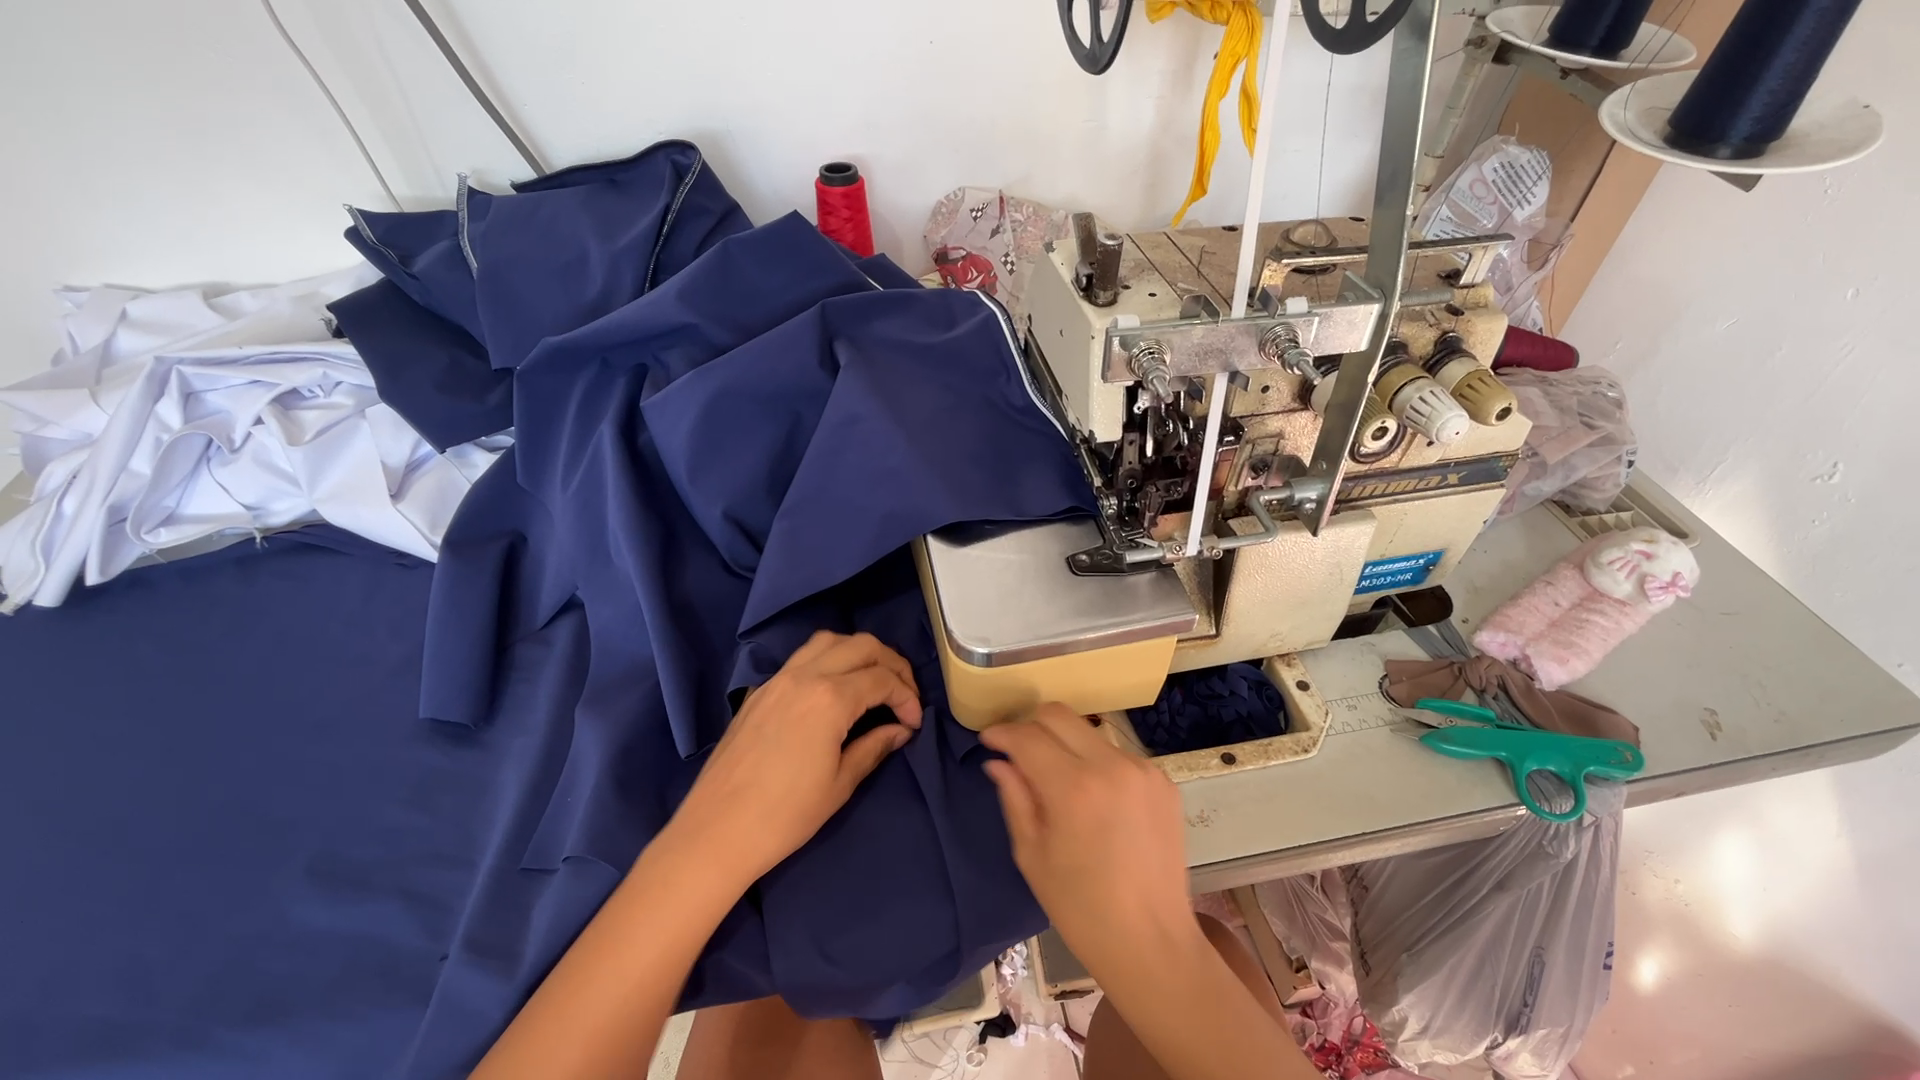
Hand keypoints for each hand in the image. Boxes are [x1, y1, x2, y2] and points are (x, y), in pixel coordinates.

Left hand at [666, 632, 923, 885]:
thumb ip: (874, 747)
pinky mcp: (759, 692)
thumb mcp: (840, 785)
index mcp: (829, 698)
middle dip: (891, 663)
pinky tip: (834, 690)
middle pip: (860, 645)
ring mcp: (777, 680)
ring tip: (872, 681)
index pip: (882, 679)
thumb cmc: (785, 816)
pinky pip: (801, 658)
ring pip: (827, 641)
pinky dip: (828, 660)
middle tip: (904, 693)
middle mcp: (804, 676)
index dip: (907, 697)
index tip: (914, 723)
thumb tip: (900, 729)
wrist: (717, 831)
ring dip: (858, 653)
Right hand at [980, 705, 1197, 966]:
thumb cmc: (1080, 907)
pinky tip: (1093, 799)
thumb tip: (998, 762)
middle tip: (1017, 752)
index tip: (988, 741)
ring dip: (1065, 745)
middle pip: (1060, 715)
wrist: (1150, 940)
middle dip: (1031, 726)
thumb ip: (1014, 797)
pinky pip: (1118, 755)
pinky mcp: (1164, 782)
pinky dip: (1097, 764)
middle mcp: (1112, 765)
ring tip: (1056, 780)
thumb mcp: (1032, 854)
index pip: (1028, 735)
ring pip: (1090, 733)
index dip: (1002, 733)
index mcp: (1073, 787)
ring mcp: (1144, 771)